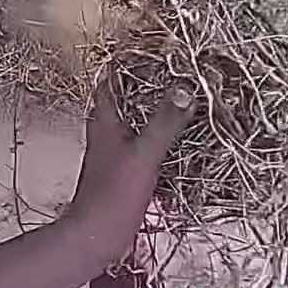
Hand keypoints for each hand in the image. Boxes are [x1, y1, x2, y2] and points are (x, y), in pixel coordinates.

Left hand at [61, 81, 193, 265]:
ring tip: (192, 101)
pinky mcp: (125, 173)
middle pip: (127, 100)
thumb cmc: (112, 196)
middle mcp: (106, 133)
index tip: (158, 50)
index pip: (111, 81)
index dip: (129, 63)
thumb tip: (185, 87)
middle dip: (152, 86)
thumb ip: (164, 122)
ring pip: (137, 123)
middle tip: (183, 73)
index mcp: (104, 122)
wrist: (96, 237)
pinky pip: (147, 148)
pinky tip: (187, 142)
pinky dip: (164, 141)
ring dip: (160, 113)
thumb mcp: (143, 156)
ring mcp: (115, 153)